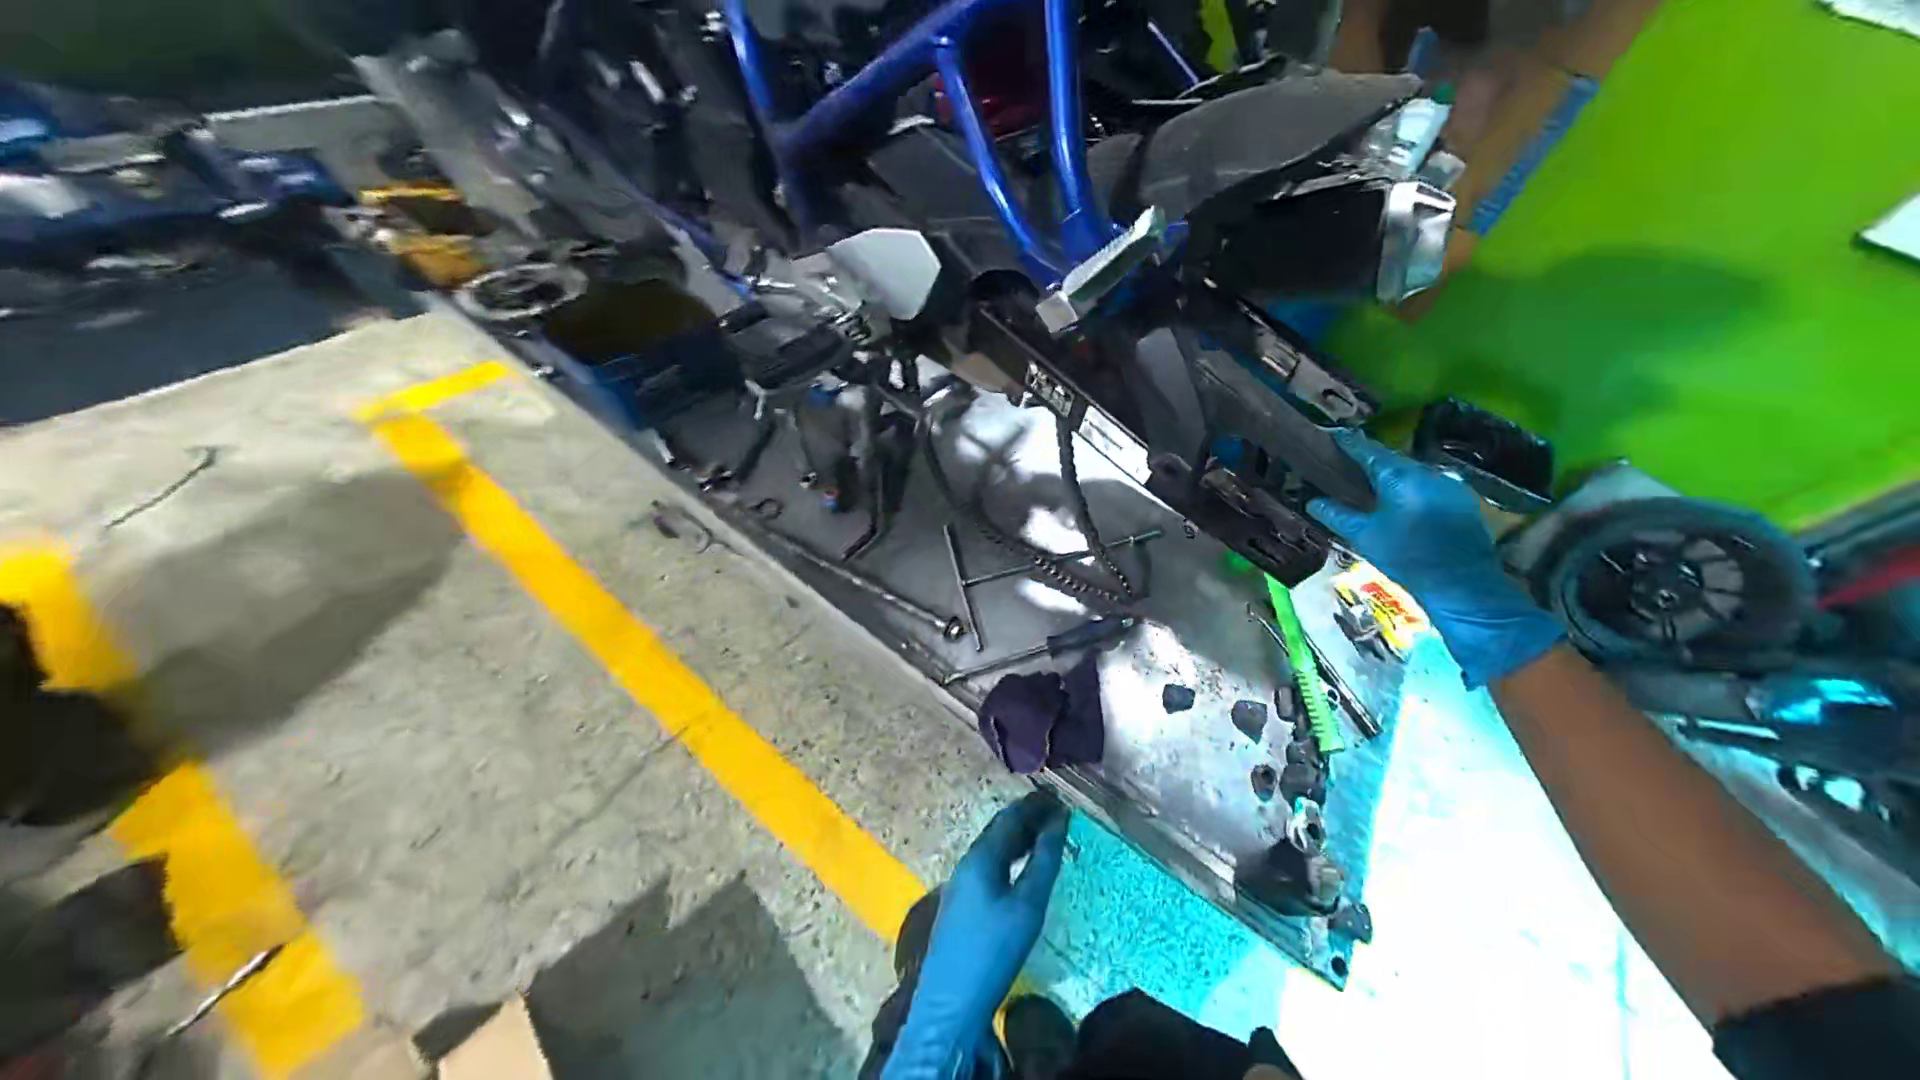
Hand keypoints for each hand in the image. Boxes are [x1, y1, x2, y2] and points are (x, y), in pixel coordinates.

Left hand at [885, 792, 1068, 1076]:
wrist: (950, 1002)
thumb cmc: (992, 950)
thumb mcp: (1027, 906)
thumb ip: (1043, 862)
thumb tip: (1058, 823)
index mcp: (980, 857)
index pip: (1010, 818)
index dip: (1034, 806)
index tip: (1058, 798)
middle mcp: (967, 863)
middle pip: (999, 830)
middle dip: (1027, 818)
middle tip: (1055, 812)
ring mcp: (961, 884)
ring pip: (993, 848)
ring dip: (1018, 837)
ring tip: (1044, 833)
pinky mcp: (962, 904)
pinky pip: (989, 866)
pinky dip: (1010, 856)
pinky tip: (1021, 867)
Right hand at [1307, 428, 1562, 686]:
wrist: (1462, 583)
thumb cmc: (1406, 557)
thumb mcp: (1363, 536)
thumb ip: (1336, 514)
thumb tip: (1312, 501)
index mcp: (1400, 476)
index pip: (1367, 449)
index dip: (1345, 442)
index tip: (1328, 435)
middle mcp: (1426, 471)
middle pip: (1389, 458)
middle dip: (1365, 459)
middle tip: (1342, 462)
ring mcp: (1447, 483)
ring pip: (1408, 470)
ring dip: (1386, 473)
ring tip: (1364, 481)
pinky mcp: (1459, 497)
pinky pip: (1425, 482)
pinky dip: (1405, 485)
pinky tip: (1393, 498)